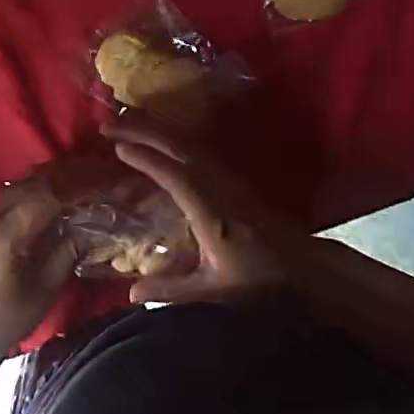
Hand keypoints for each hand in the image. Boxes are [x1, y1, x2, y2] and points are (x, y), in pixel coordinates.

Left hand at [0, 178, 78, 362]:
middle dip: (67, 184)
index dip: (77, 193)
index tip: (101, 195)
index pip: (48, 198)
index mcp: (7, 233)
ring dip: (52, 185)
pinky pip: (15, 195)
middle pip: (35, 185)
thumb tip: (93, 226)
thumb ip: (69, 251)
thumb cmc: (9, 316)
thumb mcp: (46, 287)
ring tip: (79, 192)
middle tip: (94, 190)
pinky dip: (38, 192)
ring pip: (24, 186)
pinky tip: (56, 200)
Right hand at [103, 123, 301, 304]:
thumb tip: (129, 291)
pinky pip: (195, 150)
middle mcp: (219, 188)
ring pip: (188, 144)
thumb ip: (171, 290)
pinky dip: (170, 140)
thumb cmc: (260, 282)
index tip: (117, 146)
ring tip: (126, 122)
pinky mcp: (230, 179)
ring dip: (157, 130)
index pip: (176, 176)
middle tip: (109, 124)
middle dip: (144, 130)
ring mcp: (227, 179)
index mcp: (213, 213)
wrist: (304, 268)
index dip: (147, 159)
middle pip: (180, 148)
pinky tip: (155, 141)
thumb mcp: (214, 291)